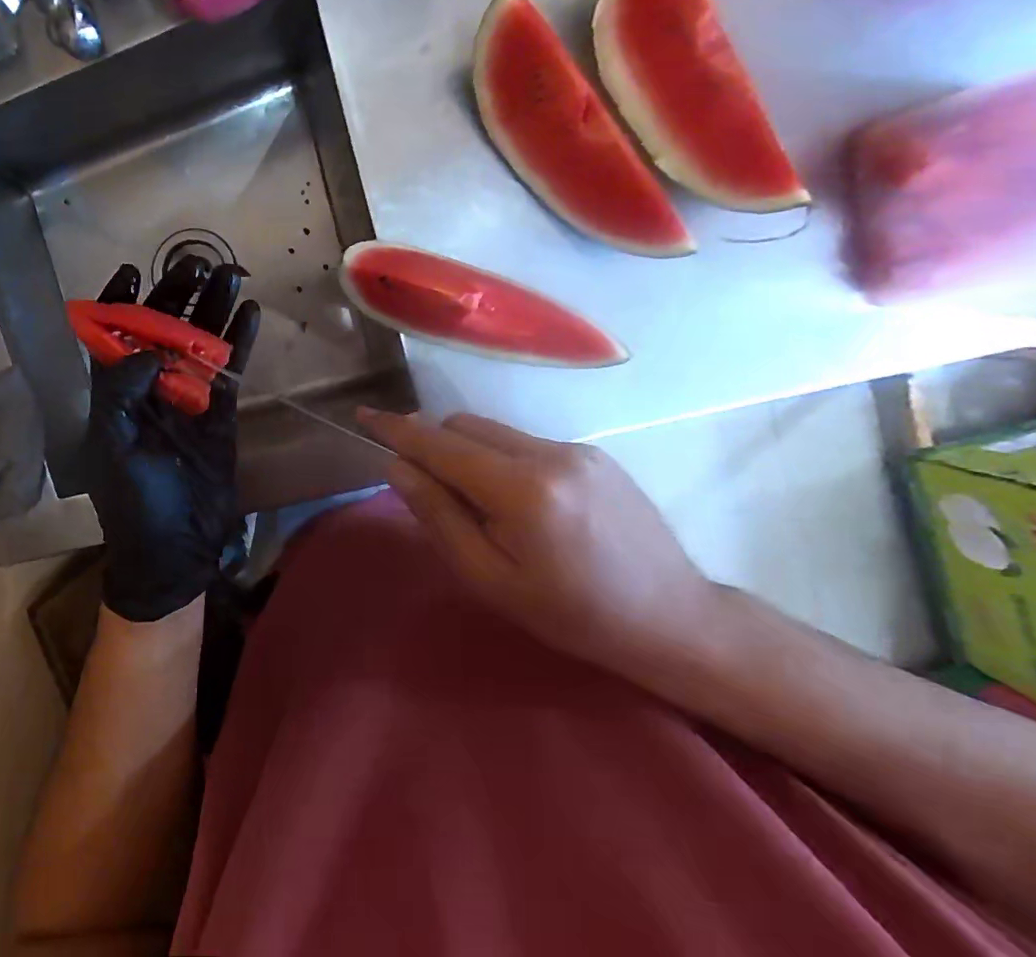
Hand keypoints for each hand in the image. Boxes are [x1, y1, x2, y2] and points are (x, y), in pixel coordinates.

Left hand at [84, 257, 259, 621]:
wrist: (177, 547)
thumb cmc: (136, 502)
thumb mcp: (115, 447)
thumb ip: (120, 393)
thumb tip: (142, 348)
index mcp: (116, 395)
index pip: (113, 337)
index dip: (119, 303)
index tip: (131, 271)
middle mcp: (150, 390)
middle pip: (162, 331)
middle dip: (176, 296)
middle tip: (197, 265)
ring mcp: (187, 400)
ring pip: (199, 345)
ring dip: (213, 311)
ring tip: (231, 276)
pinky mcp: (219, 415)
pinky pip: (229, 372)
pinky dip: (239, 344)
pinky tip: (250, 315)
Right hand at [356, 410, 721, 667]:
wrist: (671, 619)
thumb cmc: (571, 614)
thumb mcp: (491, 579)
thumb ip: (439, 517)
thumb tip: (397, 468)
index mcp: (522, 489)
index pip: (442, 444)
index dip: (397, 430)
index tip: (363, 416)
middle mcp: (550, 453)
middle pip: (466, 426)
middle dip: (433, 445)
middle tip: (424, 488)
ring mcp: (577, 449)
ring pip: (495, 431)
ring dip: (467, 453)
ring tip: (477, 506)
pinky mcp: (594, 454)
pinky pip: (525, 443)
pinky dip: (500, 460)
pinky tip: (518, 505)